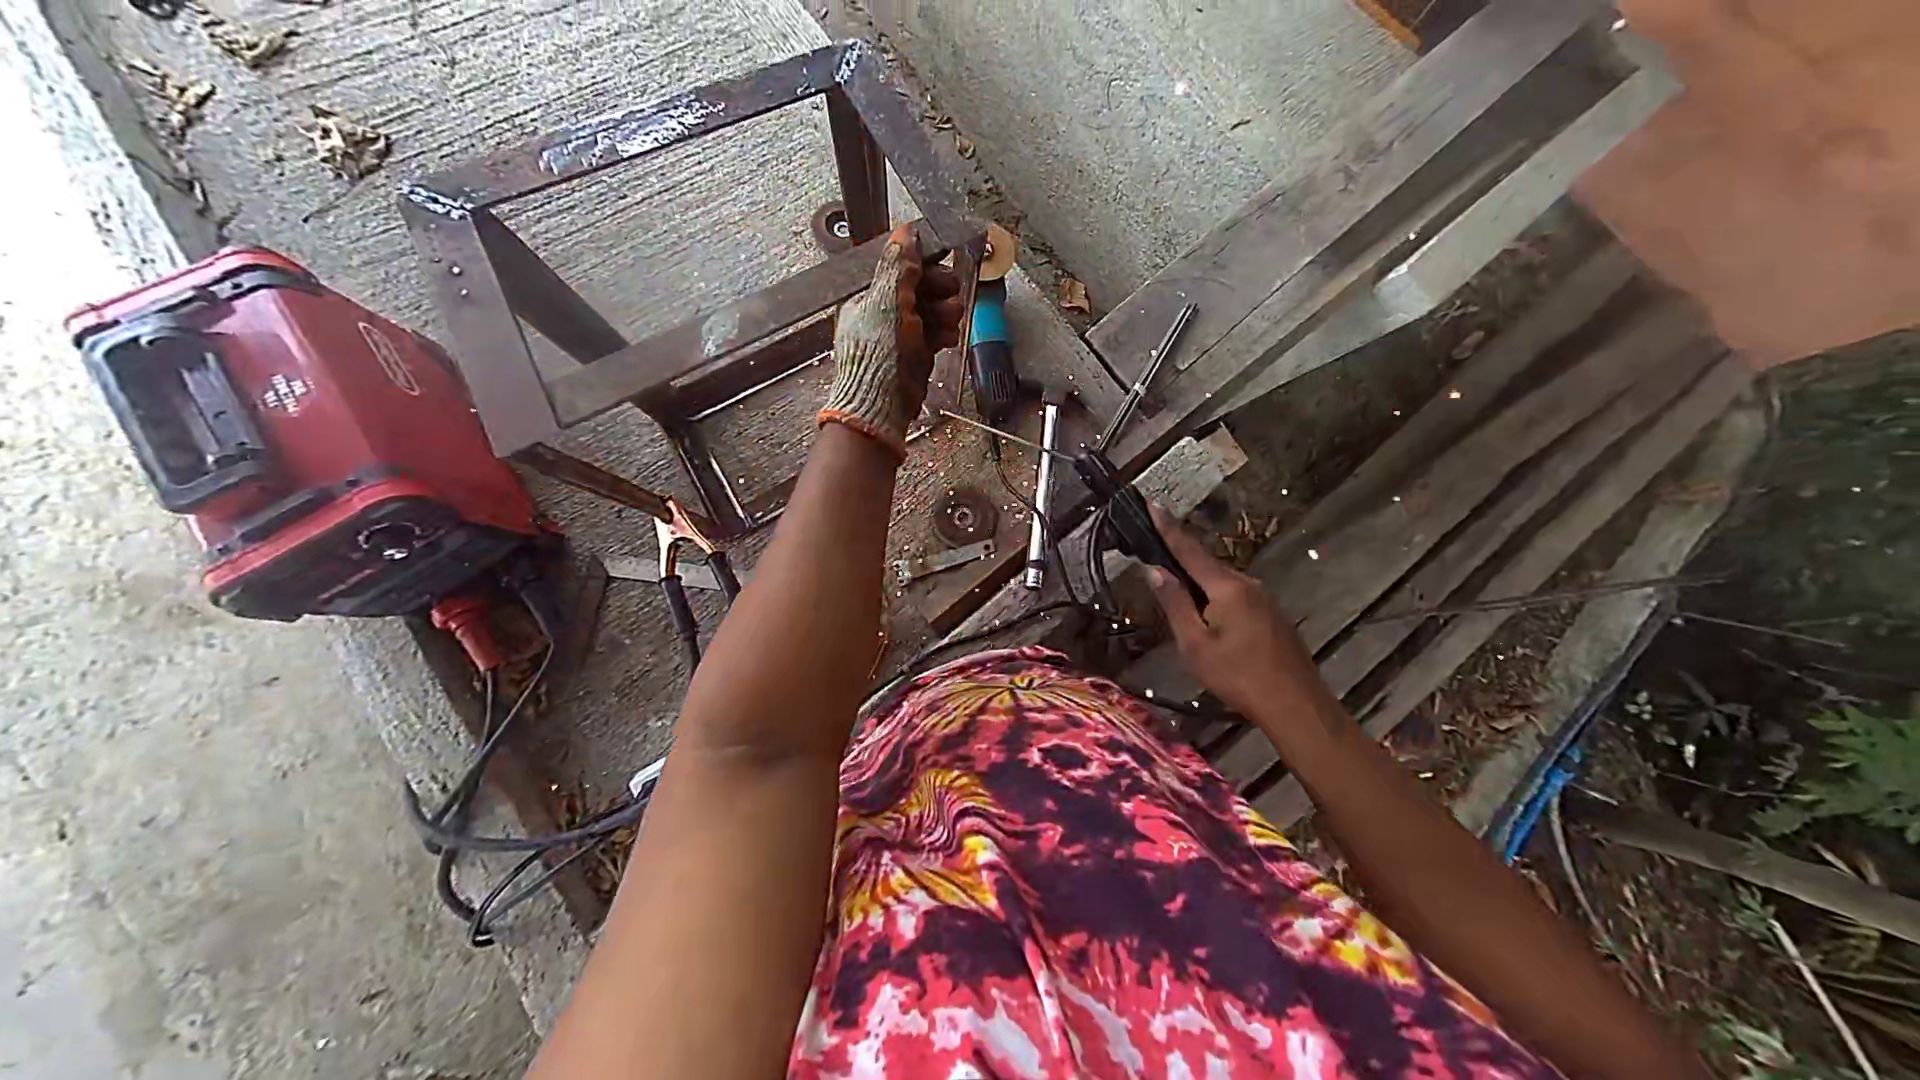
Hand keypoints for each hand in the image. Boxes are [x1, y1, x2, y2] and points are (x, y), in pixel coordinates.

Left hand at [817, 224, 962, 455]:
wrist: (881, 405)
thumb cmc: (878, 356)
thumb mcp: (888, 302)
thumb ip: (898, 267)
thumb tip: (904, 231)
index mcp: (868, 295)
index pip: (901, 267)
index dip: (924, 264)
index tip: (942, 265)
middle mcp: (882, 312)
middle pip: (920, 287)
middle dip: (939, 290)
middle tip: (949, 297)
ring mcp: (899, 334)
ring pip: (931, 310)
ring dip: (945, 312)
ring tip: (949, 321)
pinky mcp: (913, 354)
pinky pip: (934, 333)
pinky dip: (943, 333)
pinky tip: (947, 339)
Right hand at [1143, 504, 1331, 721]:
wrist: (1295, 705)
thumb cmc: (1238, 676)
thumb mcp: (1194, 644)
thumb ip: (1174, 603)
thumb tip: (1154, 569)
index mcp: (1227, 587)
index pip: (1189, 549)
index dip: (1167, 527)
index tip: (1151, 503)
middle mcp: (1248, 584)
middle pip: (1206, 568)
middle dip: (1181, 567)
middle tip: (1155, 574)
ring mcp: (1265, 599)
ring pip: (1222, 586)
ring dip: (1200, 591)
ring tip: (1183, 615)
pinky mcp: (1273, 615)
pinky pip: (1237, 599)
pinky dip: (1217, 604)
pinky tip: (1212, 629)